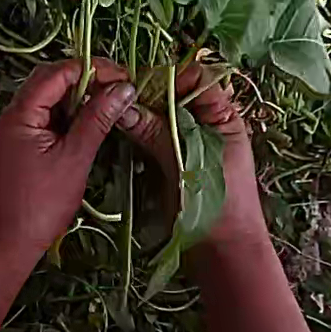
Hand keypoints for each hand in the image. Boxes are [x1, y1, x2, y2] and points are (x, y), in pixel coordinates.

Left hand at [0, 60, 138, 256]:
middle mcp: (12, 116)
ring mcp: (14, 131)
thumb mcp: (75, 158)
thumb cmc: (42, 203)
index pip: (56, 74)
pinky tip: (90, 124)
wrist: (10, 242)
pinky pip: (45, 120)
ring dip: (78, 99)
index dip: (91, 69)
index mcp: (19, 114)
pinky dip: (68, 117)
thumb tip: (124, 88)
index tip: (123, 76)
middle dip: (85, 81)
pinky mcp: (20, 146)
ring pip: (48, 101)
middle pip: (50, 82)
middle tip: (119, 88)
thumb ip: (98, 119)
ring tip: (110, 104)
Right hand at [112, 61, 267, 253]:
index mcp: (221, 118)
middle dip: (143, 97)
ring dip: (134, 118)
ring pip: (154, 121)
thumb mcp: (189, 161)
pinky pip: (146, 144)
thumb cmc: (218, 204)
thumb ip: (158, 131)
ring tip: (109, 116)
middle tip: (112, 99)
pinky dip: (131, 139)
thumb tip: (123, 108)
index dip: (168, 77)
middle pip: (170, 98)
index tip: (136, 85)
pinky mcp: (165, 167)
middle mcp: (201, 128)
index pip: (196, 79)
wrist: (221, 253)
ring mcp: (182, 148)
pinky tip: (114, 137)